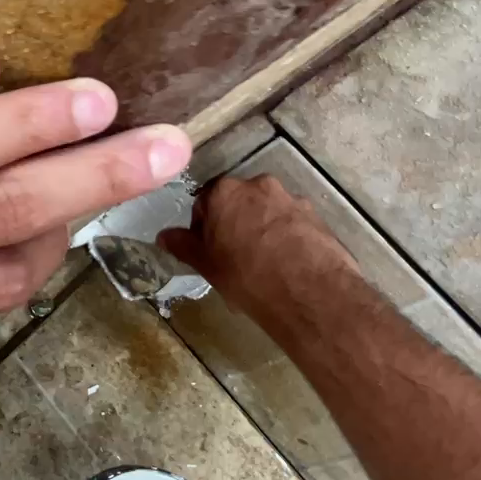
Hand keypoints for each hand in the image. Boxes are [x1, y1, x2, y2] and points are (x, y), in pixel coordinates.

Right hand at [156, 174, 356, 308]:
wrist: (310, 294)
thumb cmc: (246, 275)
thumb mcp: (206, 264)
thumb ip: (182, 245)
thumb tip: (163, 235)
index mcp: (225, 191)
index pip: (203, 203)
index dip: (203, 229)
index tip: (209, 252)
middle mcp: (258, 185)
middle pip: (238, 204)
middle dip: (234, 226)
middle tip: (234, 260)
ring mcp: (292, 199)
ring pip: (267, 214)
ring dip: (262, 232)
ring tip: (264, 267)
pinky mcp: (317, 217)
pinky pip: (292, 225)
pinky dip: (287, 240)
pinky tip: (287, 268)